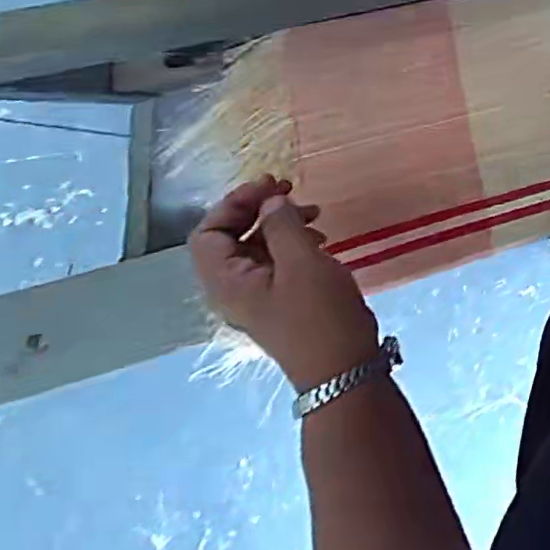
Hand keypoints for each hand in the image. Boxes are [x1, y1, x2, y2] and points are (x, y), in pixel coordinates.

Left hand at [190, 175, 380, 388]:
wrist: (342, 366)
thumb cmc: (319, 313)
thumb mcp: (303, 262)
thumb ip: (283, 225)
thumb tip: (272, 200)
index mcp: (227, 282)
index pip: (208, 233)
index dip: (235, 203)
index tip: (271, 184)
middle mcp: (235, 288)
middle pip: (230, 238)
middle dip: (258, 209)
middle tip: (291, 189)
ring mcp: (259, 295)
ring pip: (257, 247)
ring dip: (280, 222)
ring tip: (315, 213)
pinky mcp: (283, 298)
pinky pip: (277, 259)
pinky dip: (294, 240)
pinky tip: (321, 237)